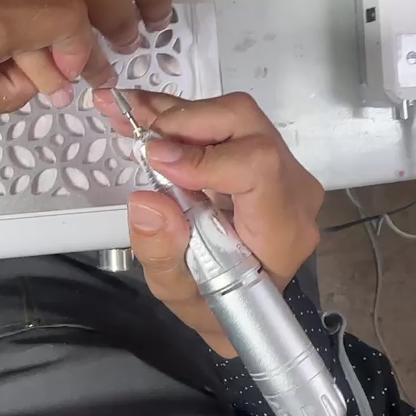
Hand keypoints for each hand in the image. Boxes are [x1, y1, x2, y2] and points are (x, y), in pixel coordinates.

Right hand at [94, 89, 324, 356]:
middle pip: (246, 124)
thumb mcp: (179, 293)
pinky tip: (139, 110)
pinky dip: (178, 114)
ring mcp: (279, 167)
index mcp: (280, 229)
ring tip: (124, 111)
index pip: (257, 166)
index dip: (202, 156)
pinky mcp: (259, 153)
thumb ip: (163, 252)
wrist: (239, 304)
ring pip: (232, 114)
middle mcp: (290, 189)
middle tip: (138, 135)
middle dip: (184, 121)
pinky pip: (223, 121)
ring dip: (174, 112)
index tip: (154, 160)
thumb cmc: (214, 305)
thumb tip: (147, 201)